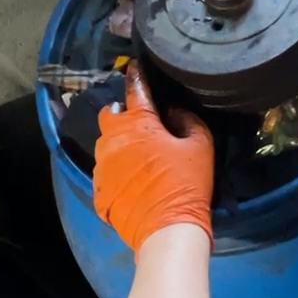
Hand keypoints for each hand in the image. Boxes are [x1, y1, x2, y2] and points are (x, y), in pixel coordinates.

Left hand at [94, 60, 214, 252]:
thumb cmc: (185, 182)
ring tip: (134, 152)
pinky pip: (104, 171)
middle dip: (120, 113)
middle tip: (137, 121)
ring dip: (117, 142)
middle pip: (109, 115)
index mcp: (138, 123)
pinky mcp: (98, 190)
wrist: (167, 230)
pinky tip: (129, 178)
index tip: (134, 66)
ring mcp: (101, 166)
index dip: (136, 75)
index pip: (134, 90)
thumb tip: (173, 111)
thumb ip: (186, 119)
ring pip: (105, 144)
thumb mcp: (200, 144)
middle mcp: (113, 139)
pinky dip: (115, 169)